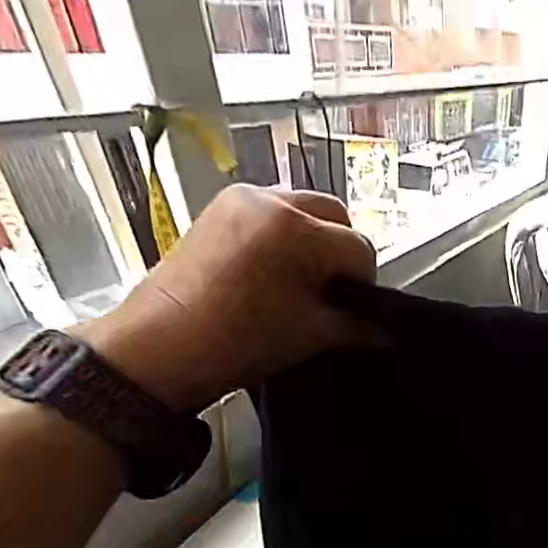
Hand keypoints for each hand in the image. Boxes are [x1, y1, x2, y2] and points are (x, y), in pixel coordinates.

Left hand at [72, 184, 376, 410]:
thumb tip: (385, 336)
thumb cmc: (238, 344)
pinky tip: (266, 274)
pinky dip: (278, 238)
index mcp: (298, 229)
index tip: (353, 314)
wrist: (161, 349)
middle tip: (327, 297)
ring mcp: (240, 199)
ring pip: (299, 210)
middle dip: (338, 255)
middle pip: (332, 215)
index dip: (364, 284)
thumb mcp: (305, 337)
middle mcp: (272, 198)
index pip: (358, 247)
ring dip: (309, 242)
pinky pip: (265, 214)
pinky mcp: (216, 209)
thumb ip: (353, 330)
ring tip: (294, 286)